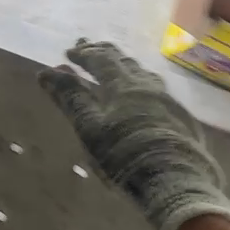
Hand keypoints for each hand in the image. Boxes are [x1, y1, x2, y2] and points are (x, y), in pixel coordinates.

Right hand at [36, 40, 229, 229]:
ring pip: (144, 74)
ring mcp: (168, 102)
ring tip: (116, 64)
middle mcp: (147, 87)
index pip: (101, 60)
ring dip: (125, 65)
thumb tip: (47, 72)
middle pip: (124, 62)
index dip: (83, 54)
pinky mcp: (182, 119)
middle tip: (89, 46)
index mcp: (123, 86)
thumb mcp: (89, 127)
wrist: (175, 183)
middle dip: (104, 52)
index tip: (68, 52)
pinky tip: (144, 92)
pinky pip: (158, 89)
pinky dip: (142, 82)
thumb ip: (70, 97)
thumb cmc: (124, 154)